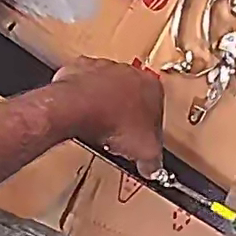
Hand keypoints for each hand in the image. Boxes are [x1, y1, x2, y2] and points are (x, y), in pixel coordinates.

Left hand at [51, 57, 164, 175]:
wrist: (79, 109)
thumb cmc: (114, 121)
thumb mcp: (145, 150)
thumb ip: (153, 160)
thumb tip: (151, 168)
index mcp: (152, 86)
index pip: (156, 111)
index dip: (148, 130)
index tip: (141, 141)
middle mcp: (130, 72)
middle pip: (131, 97)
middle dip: (125, 116)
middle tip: (119, 137)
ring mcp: (104, 68)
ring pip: (107, 90)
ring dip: (104, 107)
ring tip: (99, 129)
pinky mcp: (80, 69)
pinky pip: (83, 86)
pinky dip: (82, 99)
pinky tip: (82, 116)